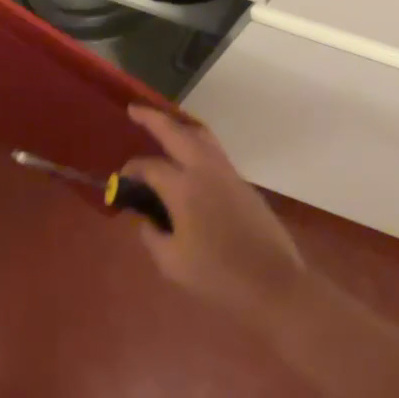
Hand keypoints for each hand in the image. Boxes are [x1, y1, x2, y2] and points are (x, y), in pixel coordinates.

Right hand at [120, 105, 307, 320]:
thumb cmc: (219, 276)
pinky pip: (214, 152)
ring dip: (179, 126)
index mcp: (182, 187)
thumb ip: (152, 235)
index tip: (122, 183)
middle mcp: (204, 170)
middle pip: (175, 131)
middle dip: (152, 118)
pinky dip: (196, 144)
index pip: (148, 167)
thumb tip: (148, 219)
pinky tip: (189, 158)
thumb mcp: (171, 263)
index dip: (130, 172)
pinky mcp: (244, 184)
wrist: (276, 286)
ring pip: (200, 135)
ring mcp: (228, 173)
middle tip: (134, 110)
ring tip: (164, 125)